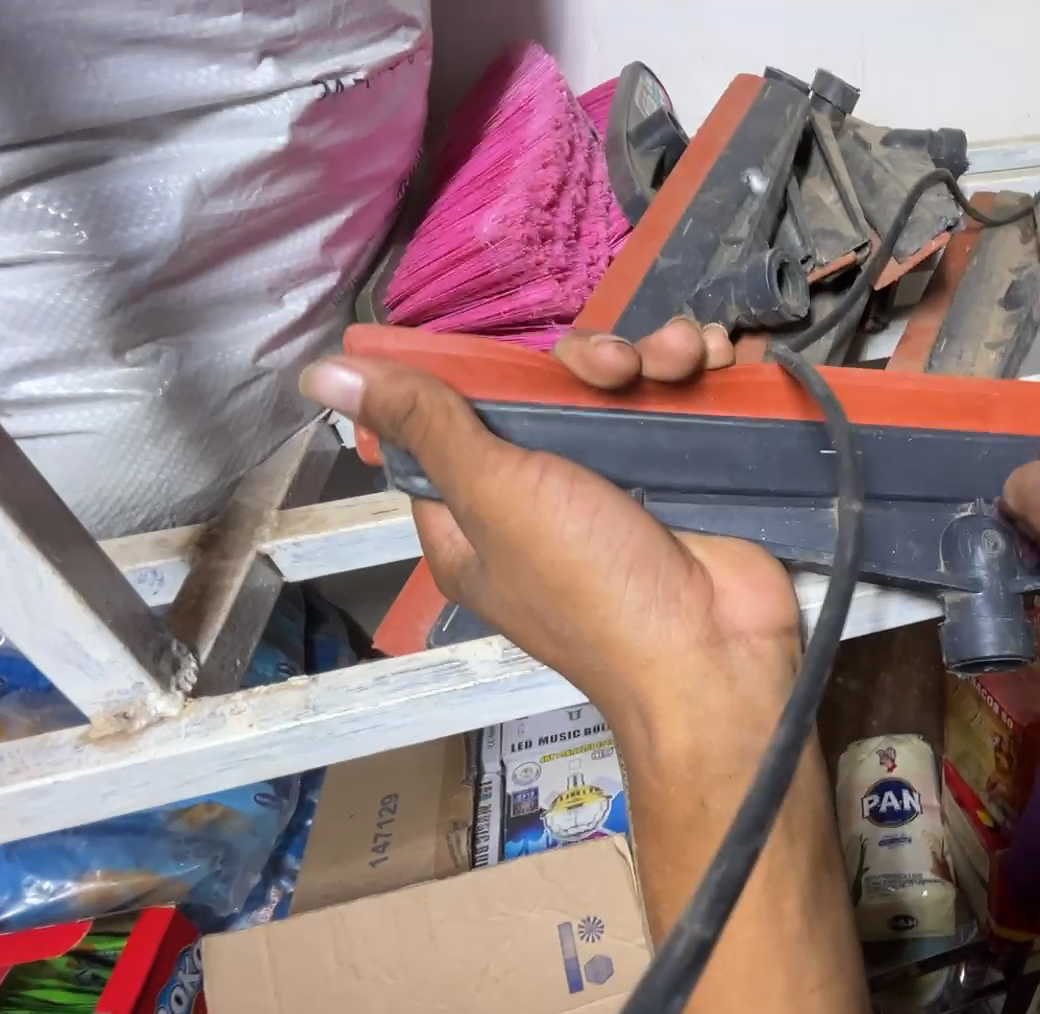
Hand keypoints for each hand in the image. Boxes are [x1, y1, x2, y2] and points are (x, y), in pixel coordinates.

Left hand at [298, 318, 800, 758]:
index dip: (469, 382)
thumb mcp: (495, 498)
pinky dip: (699, 372)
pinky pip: (681, 402)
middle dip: (590, 362)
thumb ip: (425, 427)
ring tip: (686, 360)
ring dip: (656, 356)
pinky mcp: (684, 477)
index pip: (451, 429)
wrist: (713, 641)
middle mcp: (547, 500)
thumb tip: (319, 373)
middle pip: (549, 395)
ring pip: (626, 388)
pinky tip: (720, 357)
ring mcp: (625, 486)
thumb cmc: (593, 581)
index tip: (496, 346)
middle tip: (616, 369)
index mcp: (477, 518)